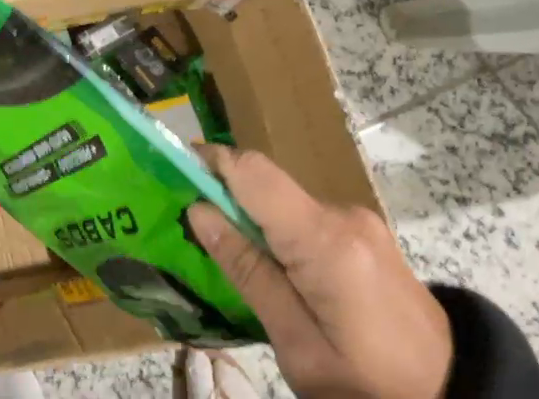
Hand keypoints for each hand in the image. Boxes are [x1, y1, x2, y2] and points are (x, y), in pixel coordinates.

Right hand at [186, 146, 451, 398]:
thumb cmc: (368, 385)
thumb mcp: (298, 346)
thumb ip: (248, 273)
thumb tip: (198, 211)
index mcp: (326, 241)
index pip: (252, 171)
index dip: (208, 163)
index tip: (170, 175)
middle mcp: (345, 217)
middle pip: (265, 185)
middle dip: (224, 201)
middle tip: (191, 235)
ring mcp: (361, 225)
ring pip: (283, 202)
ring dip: (252, 221)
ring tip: (233, 263)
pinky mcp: (368, 237)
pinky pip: (306, 218)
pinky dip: (279, 233)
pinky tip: (274, 273)